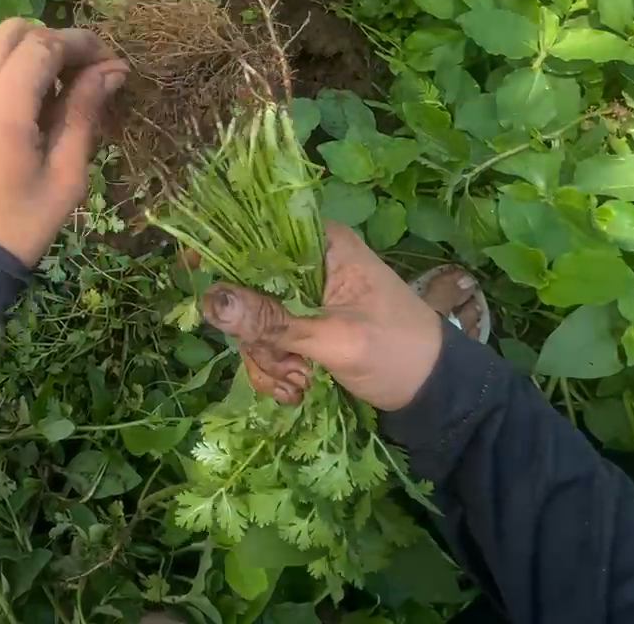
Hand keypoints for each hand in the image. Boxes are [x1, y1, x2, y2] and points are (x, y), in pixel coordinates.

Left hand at [0, 20, 127, 266]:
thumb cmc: (17, 226)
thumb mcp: (65, 176)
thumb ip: (84, 114)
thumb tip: (112, 71)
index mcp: (0, 107)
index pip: (43, 45)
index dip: (80, 44)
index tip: (109, 62)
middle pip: (12, 32)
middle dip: (52, 42)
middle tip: (81, 74)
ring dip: (25, 58)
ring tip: (53, 97)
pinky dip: (0, 76)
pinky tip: (20, 112)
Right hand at [201, 221, 442, 410]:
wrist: (441, 400)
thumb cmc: (398, 353)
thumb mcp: (334, 339)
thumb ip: (272, 322)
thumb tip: (209, 301)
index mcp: (319, 245)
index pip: (255, 232)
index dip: (219, 250)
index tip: (192, 274)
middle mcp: (306, 264)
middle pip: (246, 284)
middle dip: (257, 333)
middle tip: (286, 364)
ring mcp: (303, 296)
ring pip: (252, 318)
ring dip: (267, 357)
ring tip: (298, 384)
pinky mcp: (302, 325)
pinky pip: (266, 341)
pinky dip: (274, 368)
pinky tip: (296, 390)